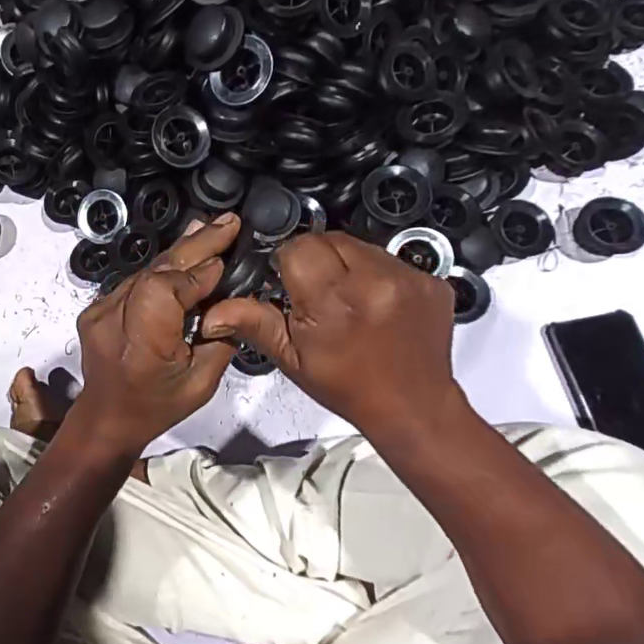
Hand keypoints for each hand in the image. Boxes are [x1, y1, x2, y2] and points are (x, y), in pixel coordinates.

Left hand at [67, 214, 242, 452]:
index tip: (226, 260)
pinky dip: (163, 268)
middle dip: (195, 246)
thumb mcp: (201, 383)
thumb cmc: (156, 406)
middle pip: (156, 271)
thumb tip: (232, 297)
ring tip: (212, 229)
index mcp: (140, 346)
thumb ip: (220, 338)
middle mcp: (114, 322)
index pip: (167, 291)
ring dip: (181, 251)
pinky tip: (186, 252)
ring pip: (146, 270)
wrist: (107, 416)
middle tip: (227, 224)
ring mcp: (100, 312)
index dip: (198, 272)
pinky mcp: (97, 307)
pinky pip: (136, 279)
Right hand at [202, 232, 461, 437]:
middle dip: (317, 260)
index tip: (291, 281)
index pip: (298, 246)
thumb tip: (215, 314)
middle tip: (320, 296)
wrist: (410, 404)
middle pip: (329, 238)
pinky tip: (376, 304)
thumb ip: (255, 324)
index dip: (288, 262)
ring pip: (361, 244)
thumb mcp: (293, 360)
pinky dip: (379, 274)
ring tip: (350, 302)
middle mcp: (372, 282)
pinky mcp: (428, 280)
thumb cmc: (352, 388)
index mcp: (332, 300)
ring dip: (349, 265)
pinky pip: (391, 258)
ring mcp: (405, 279)